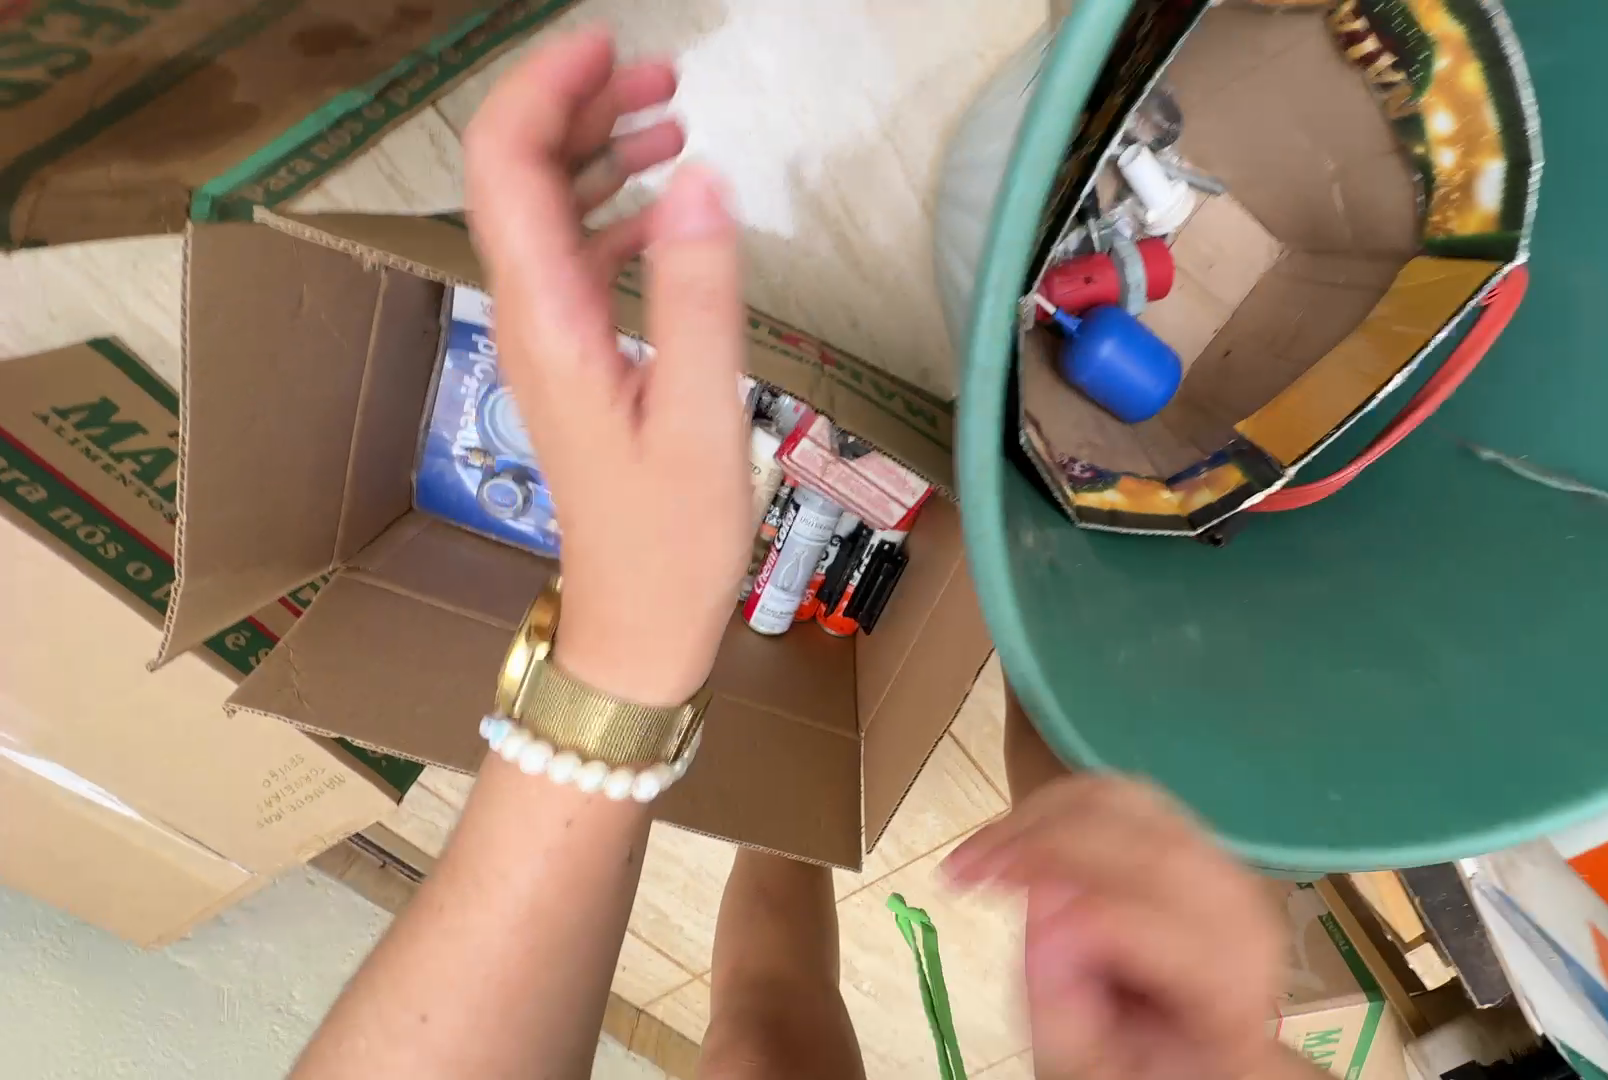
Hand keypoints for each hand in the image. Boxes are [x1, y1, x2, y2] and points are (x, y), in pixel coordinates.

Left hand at [464, 28, 748, 703]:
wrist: (641, 617)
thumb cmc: (674, 535)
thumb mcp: (701, 416)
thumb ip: (701, 299)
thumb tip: (706, 181)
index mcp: (550, 321)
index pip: (510, 169)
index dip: (544, 91)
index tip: (611, 47)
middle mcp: (535, 321)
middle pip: (522, 181)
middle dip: (578, 111)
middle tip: (662, 83)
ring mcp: (557, 346)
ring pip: (556, 222)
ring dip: (603, 164)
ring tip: (674, 131)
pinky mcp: (586, 370)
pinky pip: (588, 271)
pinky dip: (624, 225)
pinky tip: (672, 221)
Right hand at [944, 776, 1296, 1079]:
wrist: (1189, 1034)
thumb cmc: (1139, 1059)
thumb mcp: (1093, 1063)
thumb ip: (1063, 1008)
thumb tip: (1041, 920)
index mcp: (1227, 976)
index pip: (1151, 922)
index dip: (1074, 910)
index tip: (994, 908)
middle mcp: (1232, 900)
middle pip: (1136, 845)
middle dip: (1039, 845)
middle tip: (963, 870)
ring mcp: (1209, 851)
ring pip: (1117, 802)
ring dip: (1036, 816)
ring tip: (977, 854)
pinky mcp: (1177, 824)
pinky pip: (1108, 789)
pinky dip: (1050, 801)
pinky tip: (1010, 830)